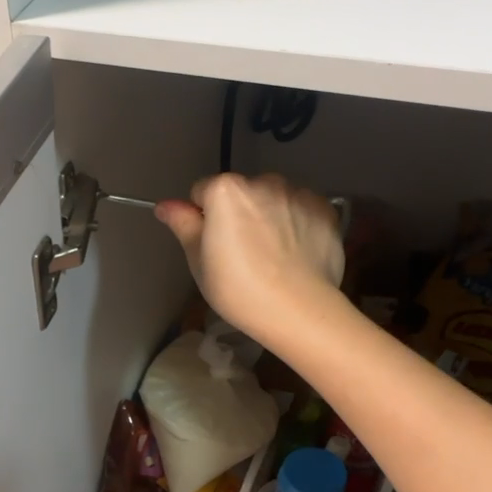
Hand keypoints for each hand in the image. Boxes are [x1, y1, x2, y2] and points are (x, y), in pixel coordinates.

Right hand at [154, 173, 344, 337]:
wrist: (298, 309)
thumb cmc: (238, 289)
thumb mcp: (199, 261)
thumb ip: (183, 225)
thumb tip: (166, 205)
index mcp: (226, 191)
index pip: (201, 192)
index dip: (202, 218)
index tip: (211, 245)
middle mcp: (263, 181)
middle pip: (241, 193)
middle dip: (238, 213)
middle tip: (240, 254)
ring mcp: (298, 193)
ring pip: (272, 199)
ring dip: (268, 216)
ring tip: (271, 256)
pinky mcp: (325, 209)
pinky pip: (301, 209)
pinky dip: (296, 224)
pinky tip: (294, 254)